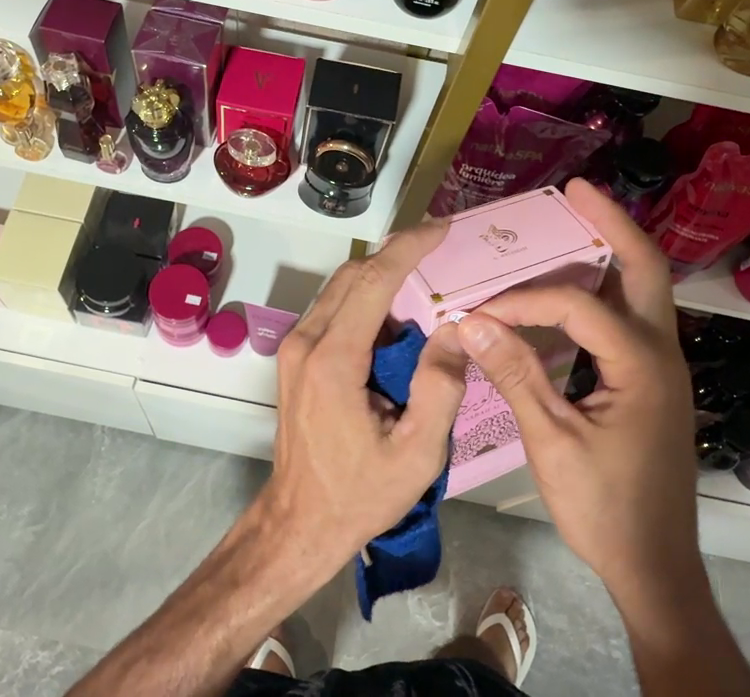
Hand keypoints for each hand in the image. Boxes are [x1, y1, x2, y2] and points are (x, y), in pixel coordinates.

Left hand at [253, 221, 470, 582]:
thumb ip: (440, 387)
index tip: (441, 227)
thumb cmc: (360, 493)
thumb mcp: (417, 453)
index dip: (408, 247)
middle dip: (397, 253)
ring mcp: (294, 348)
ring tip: (428, 277)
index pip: (372, 281)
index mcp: (334, 360)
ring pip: (340, 290)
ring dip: (381, 277)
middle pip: (353, 276)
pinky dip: (367, 301)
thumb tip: (454, 330)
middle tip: (443, 246)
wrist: (299, 521)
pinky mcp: (295, 358)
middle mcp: (306, 342)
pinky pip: (334, 311)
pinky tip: (399, 317)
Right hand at [459, 179, 697, 587]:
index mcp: (642, 365)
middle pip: (645, 268)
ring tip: (575, 222)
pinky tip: (572, 294)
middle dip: (612, 223)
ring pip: (644, 291)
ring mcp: (664, 369)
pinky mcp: (653, 384)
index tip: (477, 315)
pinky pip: (632, 320)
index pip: (576, 307)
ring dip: (613, 252)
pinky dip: (606, 292)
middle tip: (575, 189)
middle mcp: (663, 354)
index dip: (522, 303)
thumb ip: (515, 374)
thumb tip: (470, 321)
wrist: (655, 565)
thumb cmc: (604, 507)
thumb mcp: (551, 441)